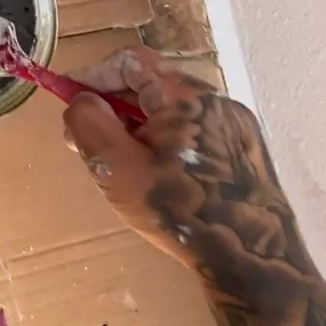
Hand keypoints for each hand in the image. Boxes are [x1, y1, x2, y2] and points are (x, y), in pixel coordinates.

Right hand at [61, 45, 293, 274]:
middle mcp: (218, 104)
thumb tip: (83, 100)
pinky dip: (158, 138)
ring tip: (116, 159)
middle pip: (148, 83)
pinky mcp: (245, 151)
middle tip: (86, 138)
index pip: (130, 61)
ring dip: (131, 123)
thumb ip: (87, 119)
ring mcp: (236, 128)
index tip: (69, 101)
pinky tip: (150, 170)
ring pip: (166, 108)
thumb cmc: (178, 210)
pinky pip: (188, 128)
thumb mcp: (114, 164)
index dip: (92, 75)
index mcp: (187, 99)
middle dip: (109, 104)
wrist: (255, 264)